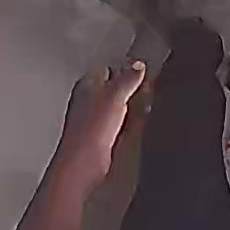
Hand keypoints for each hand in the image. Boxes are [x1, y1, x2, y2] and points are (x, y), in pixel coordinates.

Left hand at [52, 60, 148, 192]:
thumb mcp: (115, 94)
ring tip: (145, 103)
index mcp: (86, 85)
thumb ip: (128, 78)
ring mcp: (95, 120)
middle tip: (145, 85)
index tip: (140, 67)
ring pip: (118, 106)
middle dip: (130, 87)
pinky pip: (120, 123)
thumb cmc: (90, 128)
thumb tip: (138, 66)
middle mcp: (88, 102)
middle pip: (113, 88)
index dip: (123, 66)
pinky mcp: (102, 137)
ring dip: (132, 105)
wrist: (84, 163)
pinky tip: (138, 122)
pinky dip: (130, 121)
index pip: (106, 68)